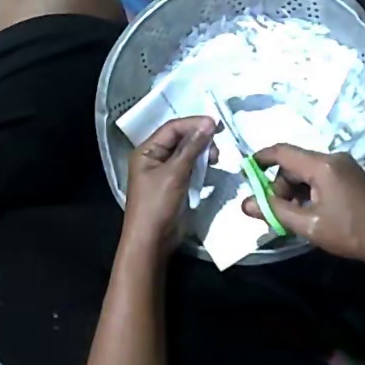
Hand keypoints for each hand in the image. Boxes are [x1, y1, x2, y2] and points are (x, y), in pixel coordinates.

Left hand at [122, 116, 215, 258]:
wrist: (152, 240)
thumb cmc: (157, 204)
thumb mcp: (175, 173)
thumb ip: (191, 148)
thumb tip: (208, 124)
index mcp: (146, 151)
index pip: (172, 128)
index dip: (193, 124)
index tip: (216, 125)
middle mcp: (154, 158)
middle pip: (180, 139)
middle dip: (199, 139)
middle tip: (217, 147)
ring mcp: (164, 172)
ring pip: (186, 153)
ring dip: (202, 152)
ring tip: (215, 159)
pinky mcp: (175, 185)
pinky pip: (189, 168)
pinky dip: (200, 166)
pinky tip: (211, 168)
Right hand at [242, 144, 364, 262]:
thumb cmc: (348, 232)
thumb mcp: (307, 225)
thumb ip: (274, 211)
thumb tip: (245, 204)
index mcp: (322, 165)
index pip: (282, 152)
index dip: (261, 159)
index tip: (246, 170)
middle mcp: (332, 158)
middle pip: (294, 164)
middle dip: (280, 185)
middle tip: (276, 211)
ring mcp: (343, 165)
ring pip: (306, 171)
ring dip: (294, 190)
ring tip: (294, 215)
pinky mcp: (349, 174)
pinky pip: (319, 175)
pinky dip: (308, 189)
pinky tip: (309, 210)